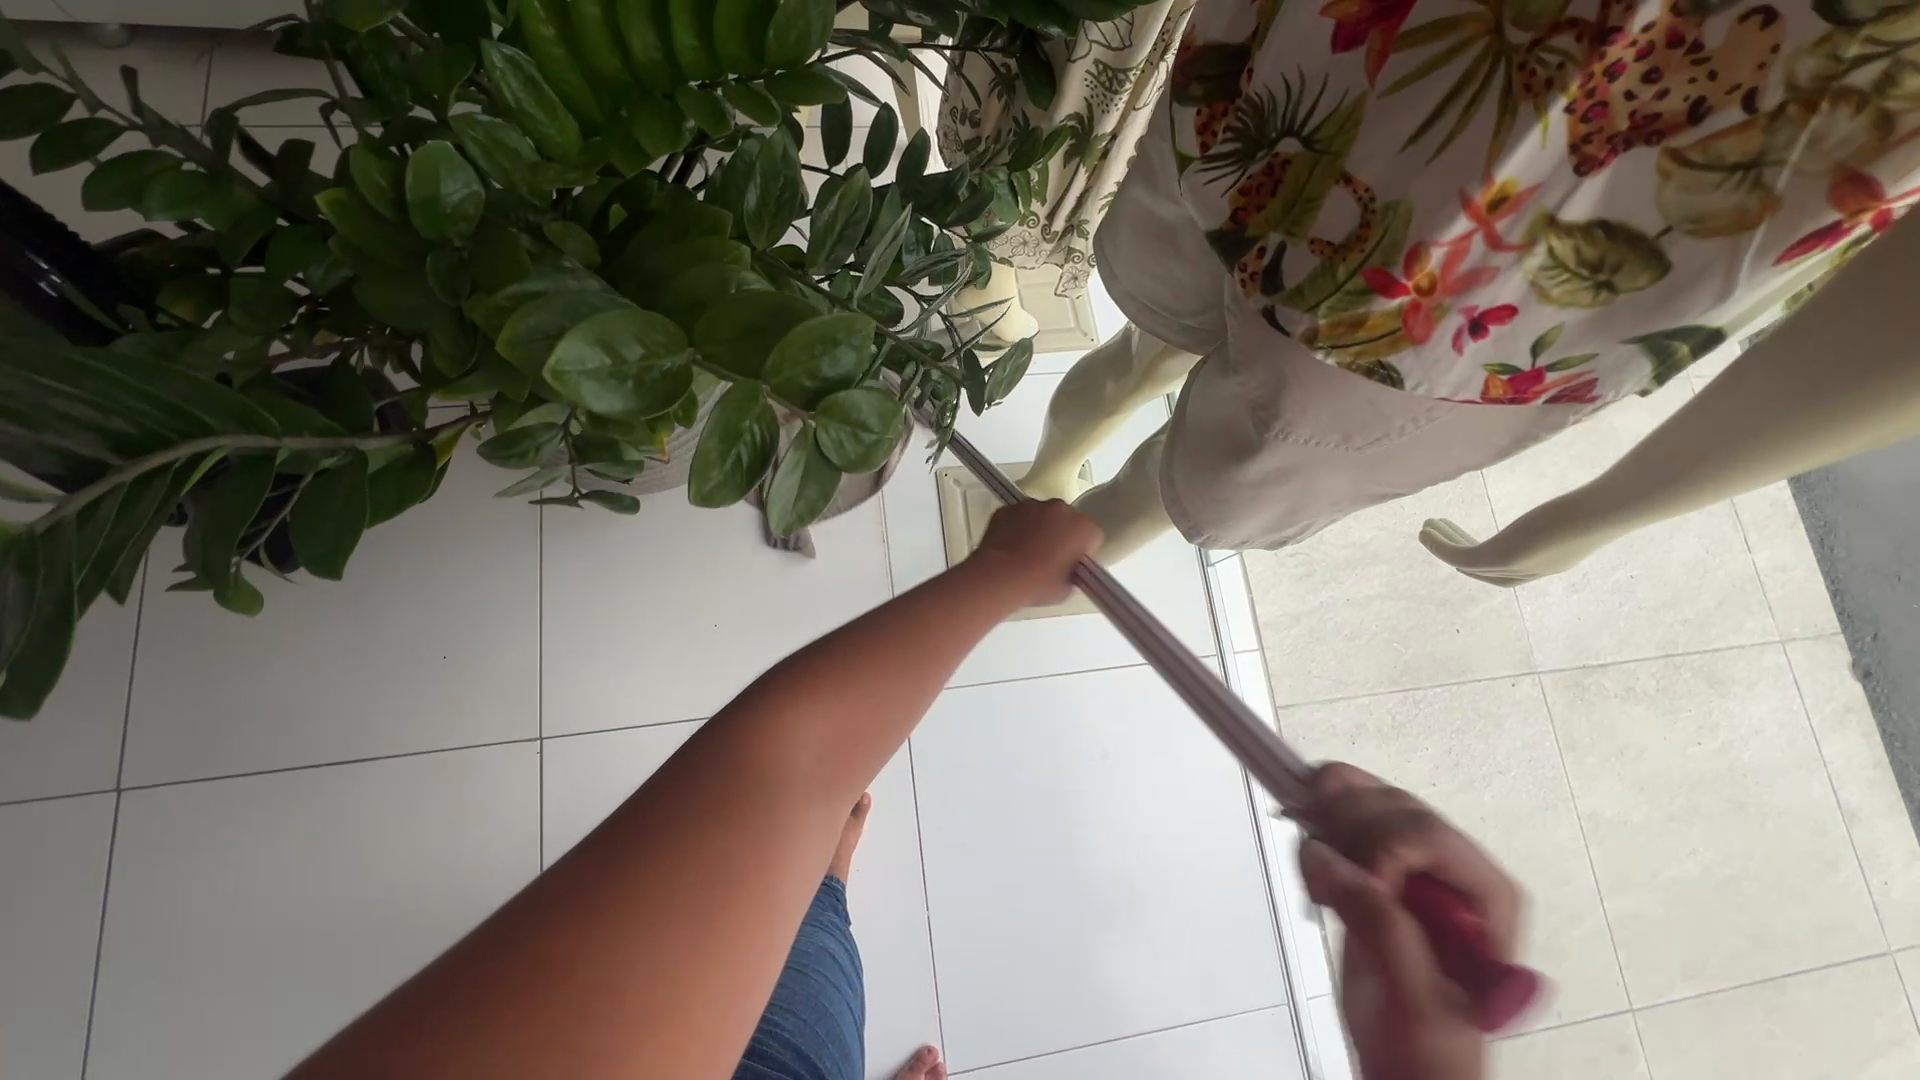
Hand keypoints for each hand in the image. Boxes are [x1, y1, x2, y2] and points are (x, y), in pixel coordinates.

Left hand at [966, 499, 1102, 607]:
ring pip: (1042, 514)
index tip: (1073, 564)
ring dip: (1039, 527)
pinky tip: (1009, 545)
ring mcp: (1032, 504)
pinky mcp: (1008, 507)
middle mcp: (1061, 509)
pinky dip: (1016, 526)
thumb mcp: (1066, 589)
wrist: (998, 576)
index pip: (1092, 536)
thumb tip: (1067, 569)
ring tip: (1026, 550)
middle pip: (1067, 520)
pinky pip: (1018, 516)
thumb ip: (1073, 573)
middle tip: (1049, 557)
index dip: (1083, 551)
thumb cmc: (1037, 584)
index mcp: (1083, 527)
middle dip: (1061, 534)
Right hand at [1296, 764, 1521, 1079]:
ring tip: (1306, 837)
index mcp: (1485, 897)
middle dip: (1350, 821)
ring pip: (1373, 802)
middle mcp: (1454, 872)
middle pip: (1399, 810)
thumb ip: (1380, 924)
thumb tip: (1321, 854)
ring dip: (1332, 808)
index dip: (1383, 846)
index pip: (1430, 837)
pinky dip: (1320, 813)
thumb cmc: (1427, 1048)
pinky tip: (1305, 832)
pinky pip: (1350, 818)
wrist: (1407, 1069)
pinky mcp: (1377, 872)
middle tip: (1313, 851)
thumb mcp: (1415, 997)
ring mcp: (1415, 868)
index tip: (1351, 884)